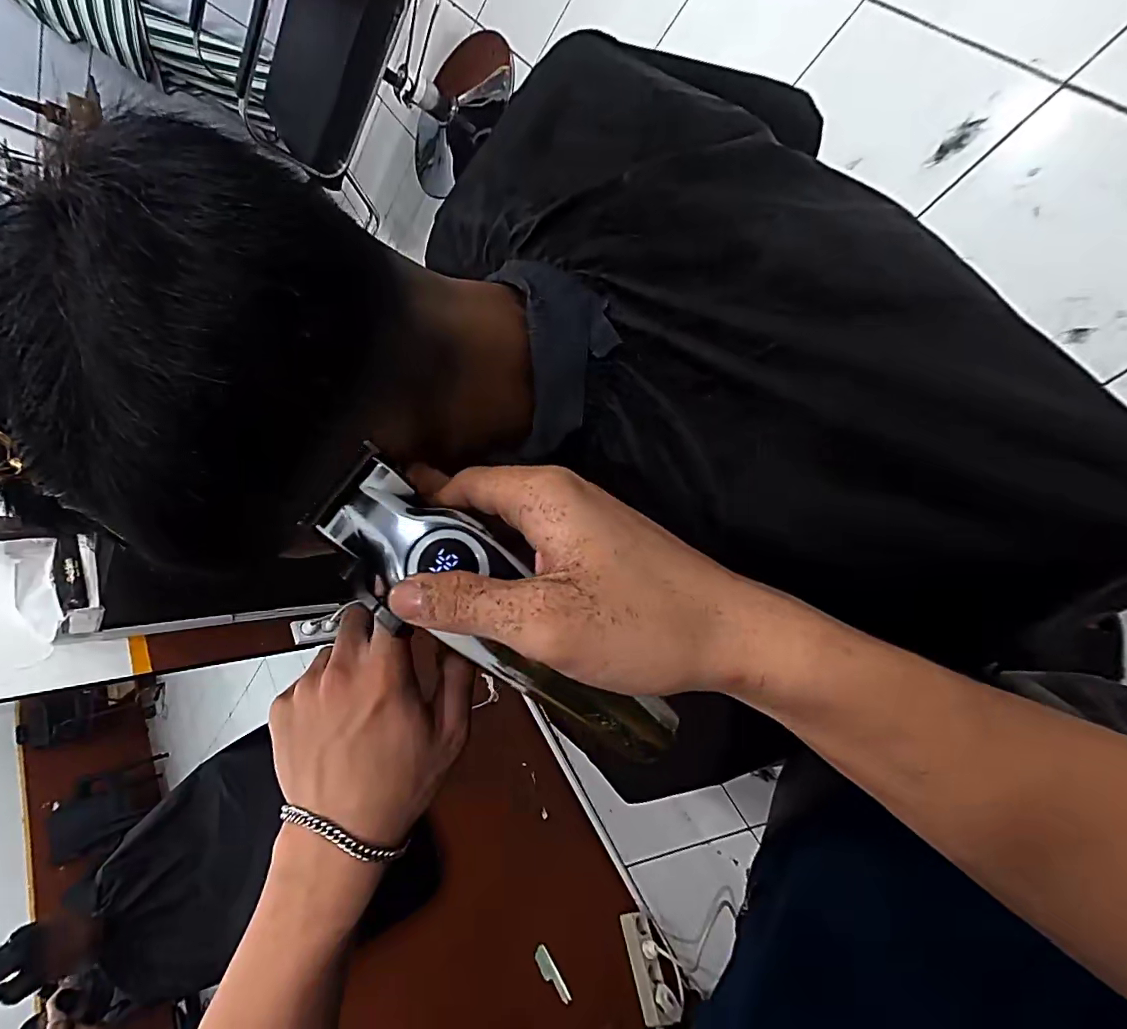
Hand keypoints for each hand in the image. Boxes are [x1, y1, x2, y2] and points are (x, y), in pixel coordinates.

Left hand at [269, 605, 475, 848]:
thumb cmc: (394, 789)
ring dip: (344, 666)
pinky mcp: (283, 703)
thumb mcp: (447, 738)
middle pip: (354, 620)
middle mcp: (339, 671)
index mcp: (382, 673)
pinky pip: (305, 680)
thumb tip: (458, 644)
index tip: (405, 621)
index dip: (399, 612)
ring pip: (330, 651)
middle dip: (370, 634)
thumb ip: (457, 680)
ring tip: (356, 705)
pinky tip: (332, 722)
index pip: (388, 608)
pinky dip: (319, 692)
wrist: (339, 832)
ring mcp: (306, 686)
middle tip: (381, 666)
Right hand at [388, 466, 807, 697]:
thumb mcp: (541, 621)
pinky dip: (506, 580)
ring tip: (460, 614)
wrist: (736, 640)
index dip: (420, 517)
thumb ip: (466, 603)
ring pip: (501, 536)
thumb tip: (403, 592)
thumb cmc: (647, 624)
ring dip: (477, 572)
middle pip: (476, 509)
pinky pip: (528, 553)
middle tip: (423, 596)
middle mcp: (557, 495)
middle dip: (446, 552)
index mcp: (542, 494)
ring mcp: (575, 520)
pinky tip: (503, 617)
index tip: (390, 552)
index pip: (457, 486)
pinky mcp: (588, 546)